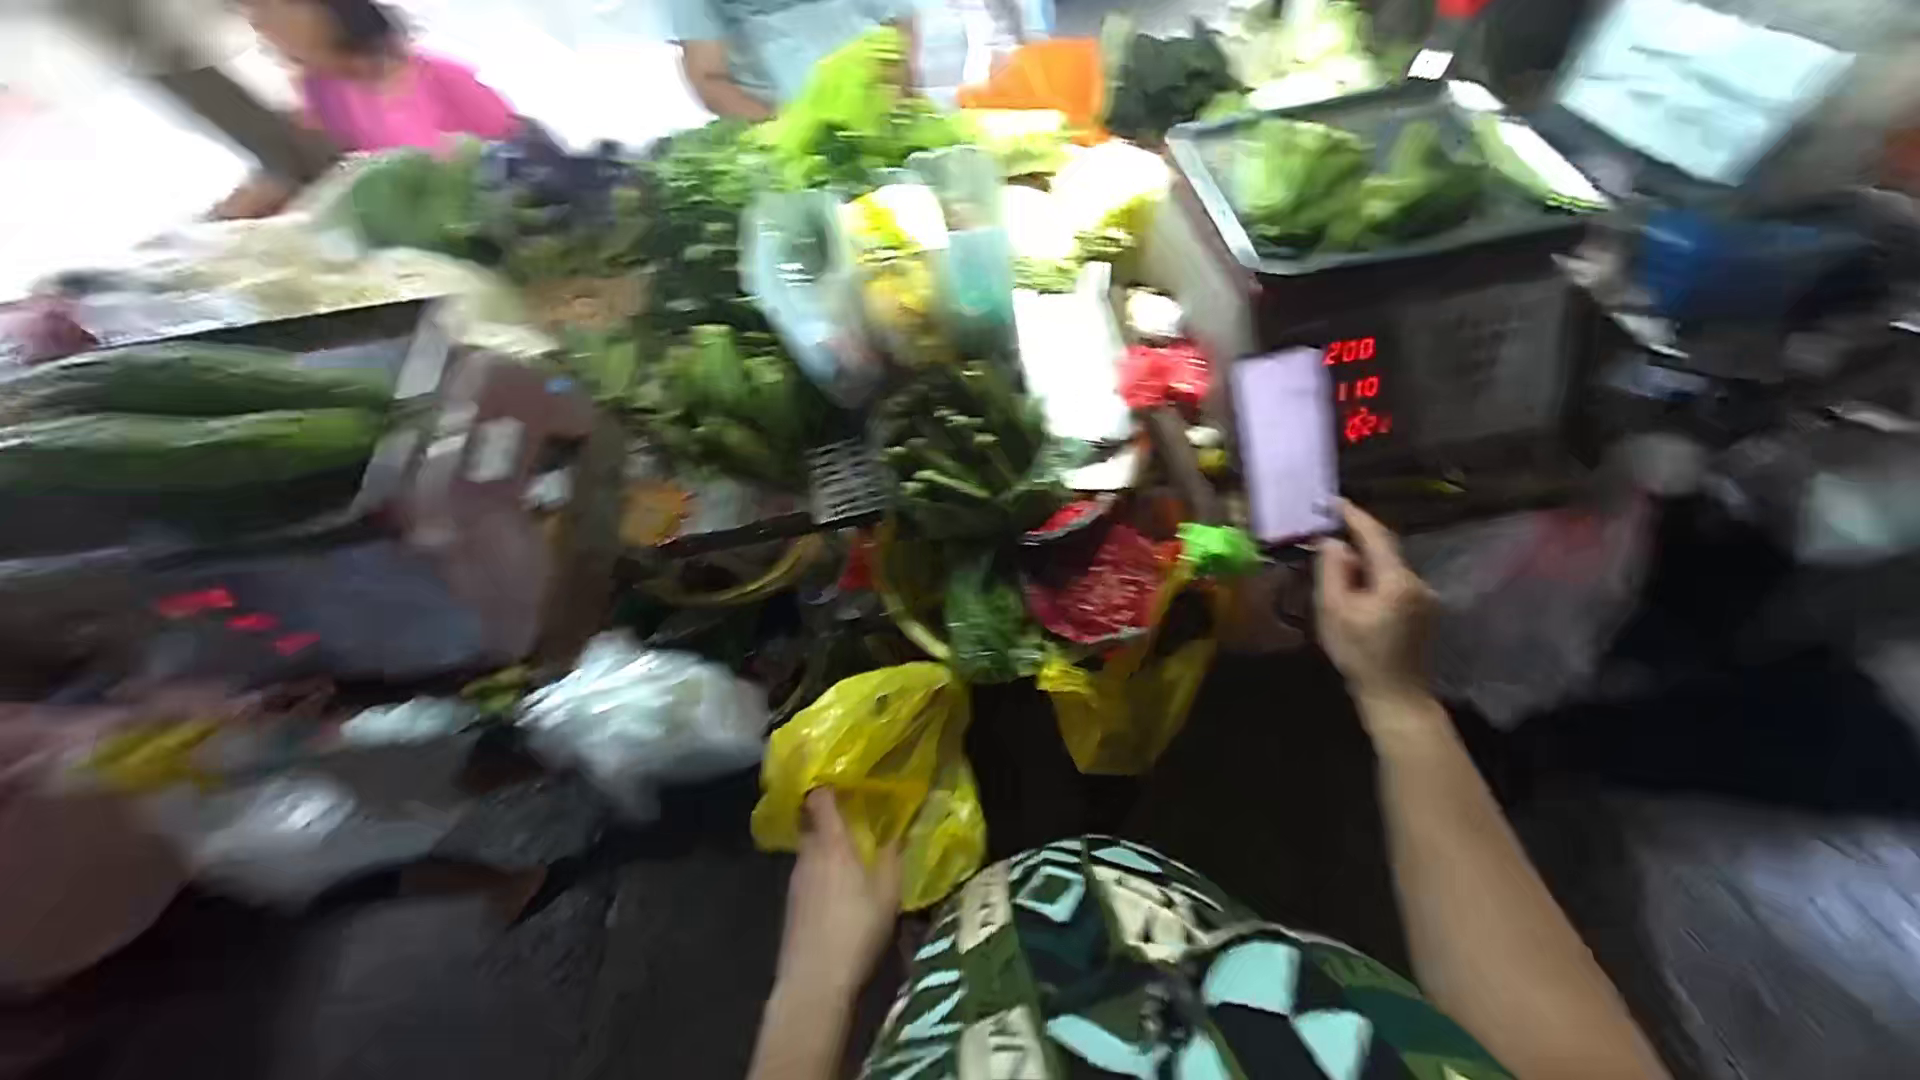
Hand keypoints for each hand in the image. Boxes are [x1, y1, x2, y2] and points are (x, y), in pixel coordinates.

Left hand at [774, 789, 903, 993]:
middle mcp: (808, 854)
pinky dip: (821, 871)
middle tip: (854, 815)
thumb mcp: (888, 891)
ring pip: (809, 850)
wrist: (812, 982)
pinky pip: (807, 874)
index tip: (844, 778)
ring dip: (826, 847)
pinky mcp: (791, 905)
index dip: (828, 785)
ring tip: (850, 853)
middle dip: (829, 816)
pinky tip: (837, 889)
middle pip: (812, 822)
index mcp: (831, 842)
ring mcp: (795, 880)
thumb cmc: (855, 927)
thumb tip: (902, 827)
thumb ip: (895, 855)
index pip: (820, 798)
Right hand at [1315, 500, 1436, 707]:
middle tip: (1326, 531)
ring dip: (1362, 561)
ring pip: (1388, 567)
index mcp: (1397, 581)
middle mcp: (1418, 583)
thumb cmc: (1359, 653)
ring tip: (1334, 565)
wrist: (1396, 695)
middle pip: (1384, 551)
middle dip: (1356, 539)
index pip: (1376, 536)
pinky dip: (1372, 577)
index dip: (1354, 516)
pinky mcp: (1423, 610)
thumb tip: (1333, 543)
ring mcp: (1425, 597)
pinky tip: (1354, 589)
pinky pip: (1393, 582)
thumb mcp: (1334, 610)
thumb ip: (1333, 571)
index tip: (1332, 501)